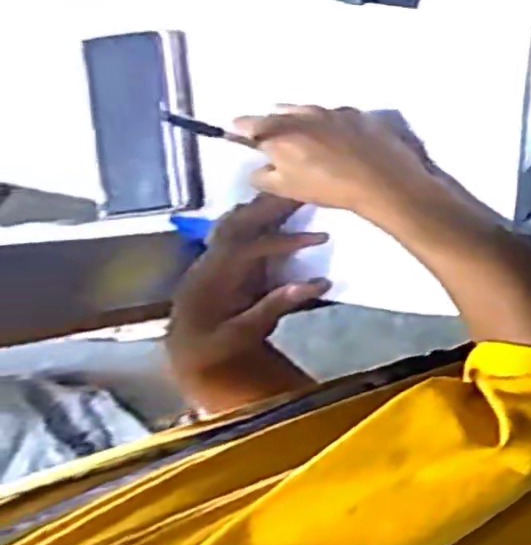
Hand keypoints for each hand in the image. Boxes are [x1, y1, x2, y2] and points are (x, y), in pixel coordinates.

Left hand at [166, 195, 329, 374]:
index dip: (284, 241)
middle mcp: (207, 263)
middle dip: (270, 209)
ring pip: (235, 222)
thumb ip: (276, 307)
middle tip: (310, 194)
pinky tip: (278, 206)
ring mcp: (213, 259)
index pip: (246, 249)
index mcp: (211, 281)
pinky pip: (239, 228)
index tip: (322, 238)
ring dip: (264, 207)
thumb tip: (320, 282)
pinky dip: (259, 214)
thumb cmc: (219, 345)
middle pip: (236, 226)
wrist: (193, 352)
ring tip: (298, 192)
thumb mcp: (244, 334)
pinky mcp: (225, 259)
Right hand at [234, 106, 439, 220]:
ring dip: (304, 118)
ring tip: (308, 132)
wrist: (388, 184)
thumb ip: (261, 173)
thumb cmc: (332, 188)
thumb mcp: (283, 188)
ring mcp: (338, 114)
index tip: (246, 137)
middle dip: (275, 123)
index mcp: (279, 133)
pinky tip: (339, 132)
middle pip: (280, 113)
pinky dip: (334, 120)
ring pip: (311, 110)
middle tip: (279, 136)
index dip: (244, 130)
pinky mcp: (366, 117)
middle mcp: (306, 117)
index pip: (248, 124)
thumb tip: (262, 165)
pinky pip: (341, 114)